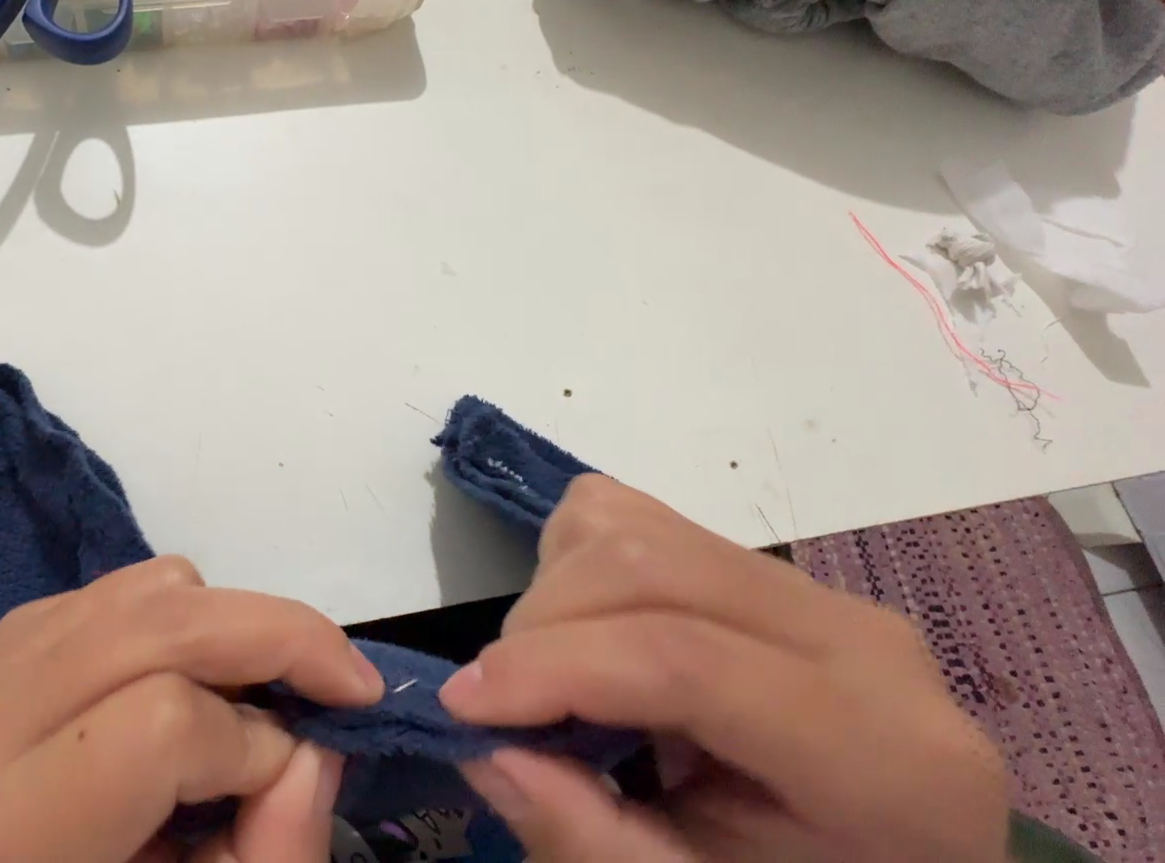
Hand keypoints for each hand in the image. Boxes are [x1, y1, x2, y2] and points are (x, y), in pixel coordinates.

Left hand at [0, 556, 383, 862]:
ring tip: (256, 691)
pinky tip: (190, 677)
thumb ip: (272, 851)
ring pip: (141, 587)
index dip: (250, 744)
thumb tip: (317, 747)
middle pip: (154, 621)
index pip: (159, 722)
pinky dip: (178, 616)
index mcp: (12, 827)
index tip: (297, 776)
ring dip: (225, 623)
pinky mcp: (6, 644)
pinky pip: (114, 591)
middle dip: (273, 635)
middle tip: (347, 681)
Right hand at [440, 475, 1008, 862]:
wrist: (875, 859)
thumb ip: (585, 837)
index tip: (461, 704)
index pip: (686, 660)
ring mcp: (801, 582)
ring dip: (550, 593)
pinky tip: (588, 630)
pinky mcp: (749, 557)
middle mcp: (851, 635)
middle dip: (538, 628)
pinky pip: (628, 515)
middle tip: (501, 703)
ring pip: (627, 529)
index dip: (555, 669)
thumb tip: (482, 746)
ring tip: (553, 673)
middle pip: (644, 570)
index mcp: (881, 750)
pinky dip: (570, 560)